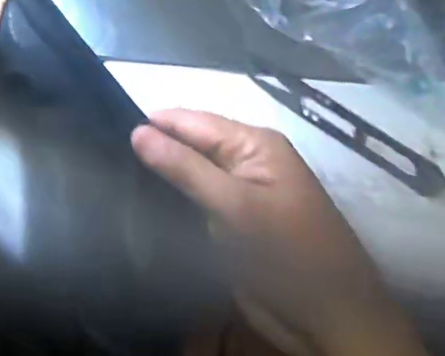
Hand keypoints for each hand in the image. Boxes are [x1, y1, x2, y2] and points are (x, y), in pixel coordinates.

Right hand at [132, 110, 424, 355]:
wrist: (337, 323)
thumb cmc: (292, 254)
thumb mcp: (238, 208)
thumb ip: (187, 169)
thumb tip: (137, 131)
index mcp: (254, 143)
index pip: (194, 122)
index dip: (156, 123)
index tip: (110, 125)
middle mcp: (247, 161)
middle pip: (192, 145)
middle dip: (157, 148)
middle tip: (107, 152)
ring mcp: (242, 194)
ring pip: (192, 175)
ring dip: (163, 178)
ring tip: (116, 174)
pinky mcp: (235, 226)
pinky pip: (198, 204)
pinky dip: (175, 204)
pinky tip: (143, 206)